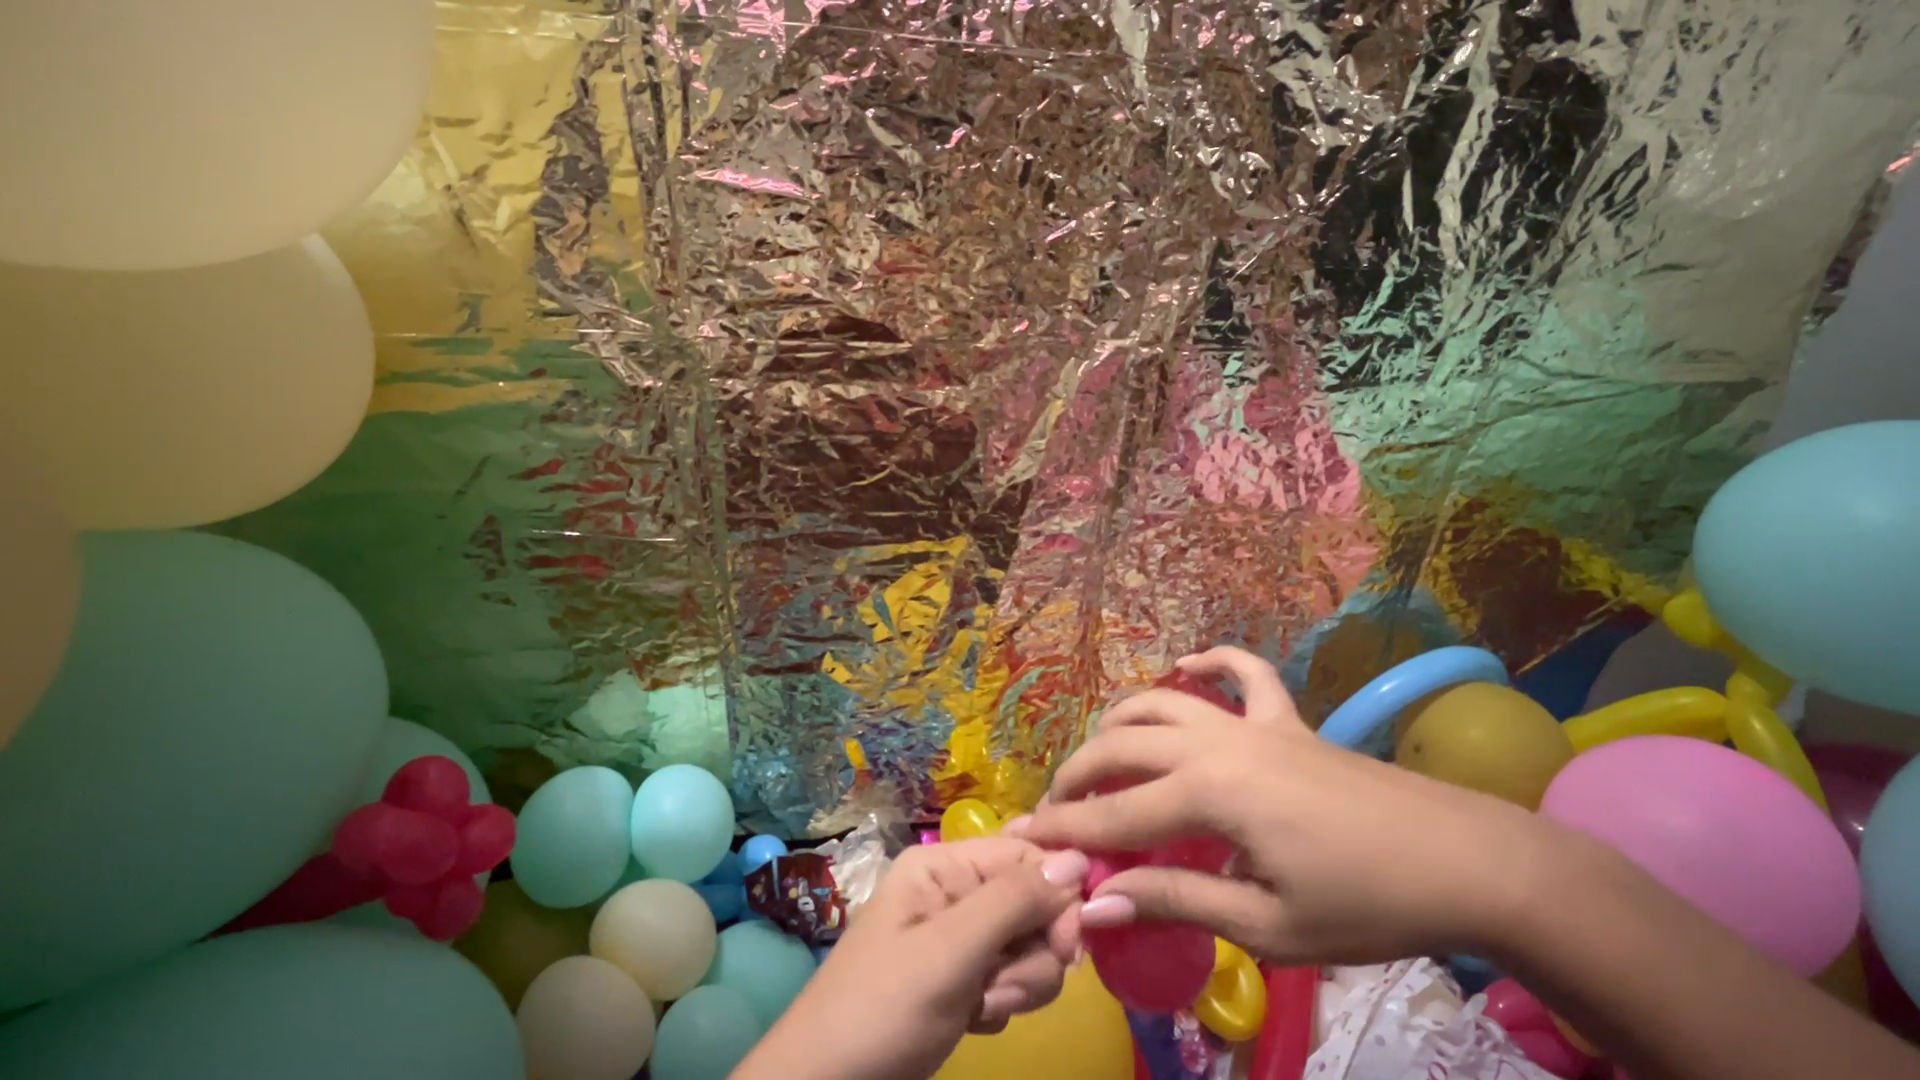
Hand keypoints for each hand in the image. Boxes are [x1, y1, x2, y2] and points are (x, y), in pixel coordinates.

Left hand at [736, 837, 1088, 1079]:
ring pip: (1029, 948)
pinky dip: (1001, 1004)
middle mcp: (954, 893)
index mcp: (943, 867)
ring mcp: (958, 939)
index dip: (1058, 896)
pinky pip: (1011, 979)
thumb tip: (1077, 855)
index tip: (1068, 947)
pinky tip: (971, 1022)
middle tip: (1001, 988)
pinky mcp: (963, 980)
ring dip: (1017, 985)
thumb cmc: (884, 1009)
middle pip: (1034, 905)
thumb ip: (1014, 901)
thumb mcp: (950, 950)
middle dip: (1031, 954)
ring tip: (978, 1010)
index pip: (1026, 856)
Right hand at [1021, 646, 1553, 965]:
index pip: (1114, 814)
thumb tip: (1096, 902)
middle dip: (1078, 776)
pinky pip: (1243, 672)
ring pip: (1164, 702)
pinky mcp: (1290, 721)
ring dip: (1122, 723)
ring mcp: (1255, 724)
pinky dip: (1211, 661)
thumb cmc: (1367, 906)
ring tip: (1101, 755)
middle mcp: (1219, 744)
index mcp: (1210, 795)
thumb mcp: (1267, 924)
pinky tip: (1186, 666)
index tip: (1022, 841)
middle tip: (1057, 809)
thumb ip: (1176, 901)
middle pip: (1123, 747)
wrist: (1470, 863)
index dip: (1064, 830)